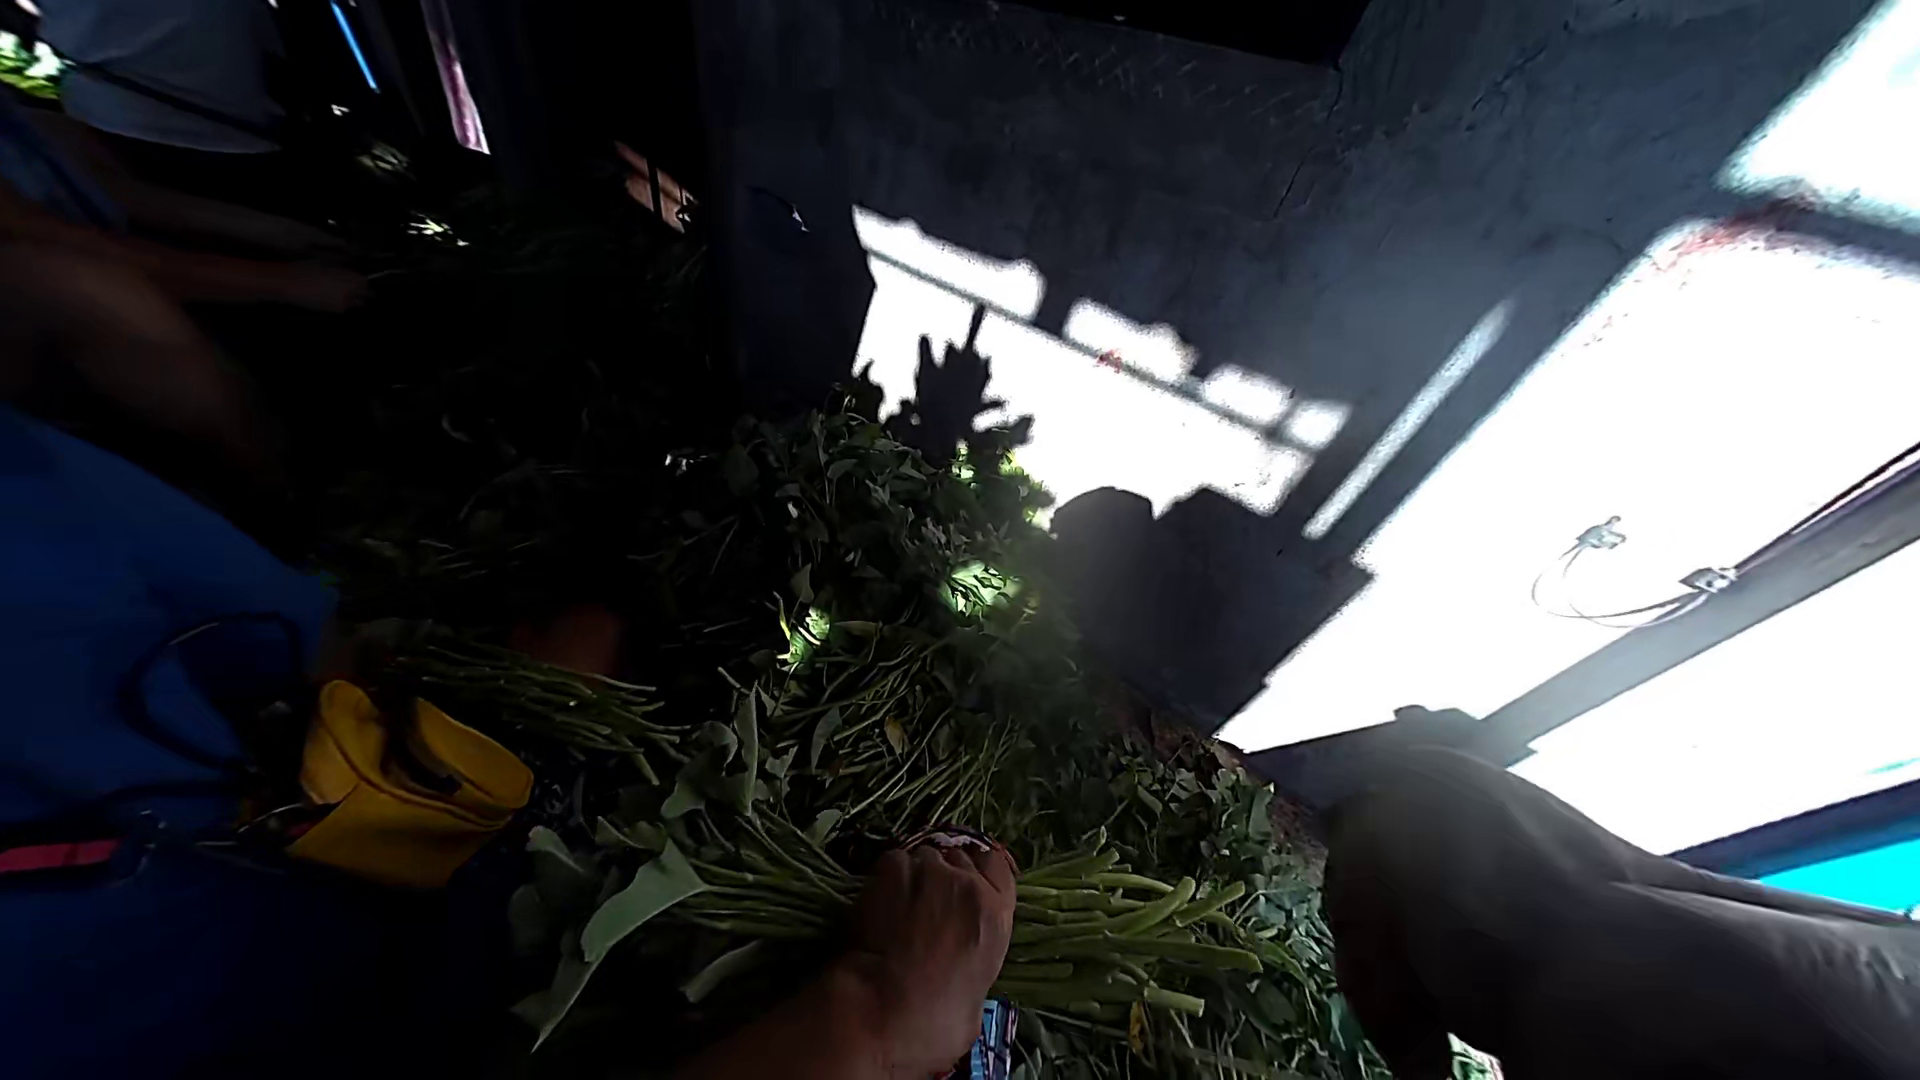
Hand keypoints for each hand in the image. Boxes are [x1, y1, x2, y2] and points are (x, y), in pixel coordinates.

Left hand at [837, 843, 1015, 1077]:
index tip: (967, 885)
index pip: (995, 864)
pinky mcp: (893, 868)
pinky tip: (881, 900)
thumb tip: (963, 961)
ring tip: (901, 904)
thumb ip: (976, 961)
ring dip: (918, 876)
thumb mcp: (976, 1001)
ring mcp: (928, 870)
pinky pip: (896, 862)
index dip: (980, 872)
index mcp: (994, 913)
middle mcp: (965, 882)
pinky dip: (890, 877)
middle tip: (930, 903)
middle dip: (947, 875)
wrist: (878, 1012)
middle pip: (959, 857)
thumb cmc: (931, 1023)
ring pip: (925, 858)